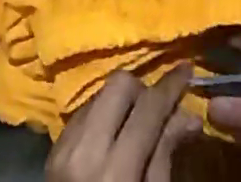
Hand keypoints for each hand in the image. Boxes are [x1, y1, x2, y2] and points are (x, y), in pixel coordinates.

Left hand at [47, 66, 199, 181]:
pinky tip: (112, 135)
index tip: (187, 69)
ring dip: (121, 101)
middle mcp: (85, 151)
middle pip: (119, 85)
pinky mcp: (52, 150)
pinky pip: (82, 112)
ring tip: (134, 122)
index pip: (148, 108)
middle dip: (142, 89)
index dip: (171, 85)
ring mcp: (63, 148)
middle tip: (156, 107)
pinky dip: (102, 114)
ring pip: (99, 93)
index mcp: (116, 171)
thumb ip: (165, 154)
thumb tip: (188, 114)